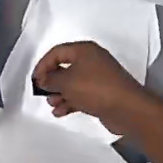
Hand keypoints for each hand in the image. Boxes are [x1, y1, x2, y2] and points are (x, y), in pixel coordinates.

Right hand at [32, 41, 158, 134]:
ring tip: (52, 104)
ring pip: (72, 83)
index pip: (57, 52)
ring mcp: (98, 78)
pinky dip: (70, 102)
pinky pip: (80, 94)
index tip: (35, 79)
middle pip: (65, 67)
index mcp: (84, 50)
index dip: (43, 65)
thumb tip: (43, 79)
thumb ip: (50, 79)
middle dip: (52, 81)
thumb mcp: (67, 82)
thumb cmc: (95, 89)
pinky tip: (61, 112)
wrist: (127, 108)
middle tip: (43, 92)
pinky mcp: (102, 93)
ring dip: (59, 94)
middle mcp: (91, 60)